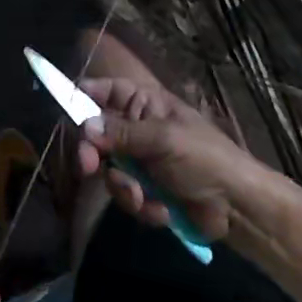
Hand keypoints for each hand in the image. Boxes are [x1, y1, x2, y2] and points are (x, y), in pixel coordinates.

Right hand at [75, 77, 274, 239]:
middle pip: (96, 134)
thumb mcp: (164, 140)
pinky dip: (141, 206)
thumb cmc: (206, 158)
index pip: (105, 90)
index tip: (62, 107)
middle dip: (94, 154)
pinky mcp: (145, 191)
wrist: (238, 207)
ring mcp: (140, 161)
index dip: (82, 95)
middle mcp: (137, 129)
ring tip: (144, 199)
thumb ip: (122, 133)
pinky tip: (161, 211)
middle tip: (89, 167)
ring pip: (108, 170)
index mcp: (145, 105)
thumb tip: (84, 126)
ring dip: (123, 188)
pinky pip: (125, 195)